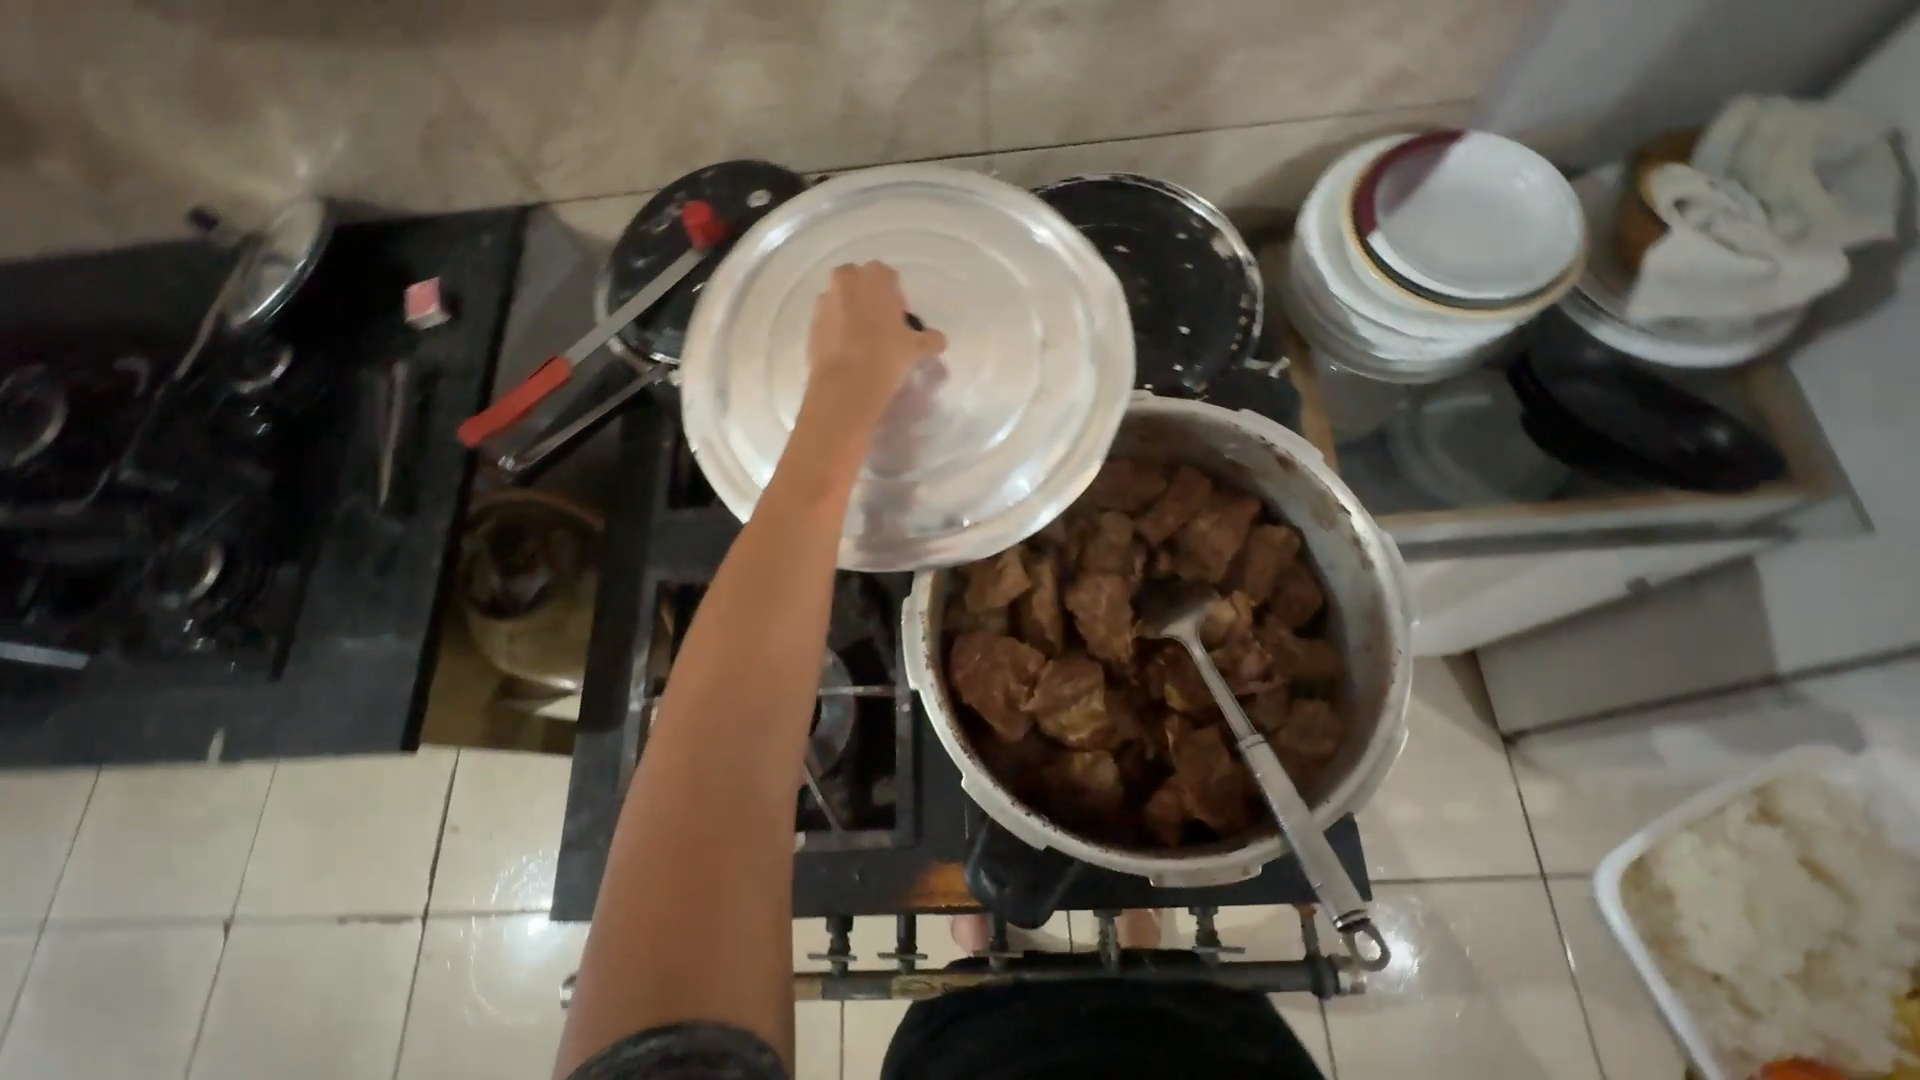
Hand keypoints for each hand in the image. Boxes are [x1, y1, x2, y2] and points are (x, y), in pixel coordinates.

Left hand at [804, 262, 946, 427]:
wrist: (845, 386)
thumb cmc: (886, 357)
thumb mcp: (917, 348)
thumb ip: (930, 339)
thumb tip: (937, 340)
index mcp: (875, 276)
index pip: (890, 279)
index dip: (897, 300)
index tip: (901, 323)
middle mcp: (846, 280)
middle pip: (861, 285)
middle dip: (870, 301)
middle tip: (882, 330)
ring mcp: (824, 301)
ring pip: (842, 302)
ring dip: (852, 315)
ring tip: (863, 345)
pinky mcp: (810, 324)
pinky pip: (829, 322)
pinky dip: (837, 332)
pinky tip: (848, 354)